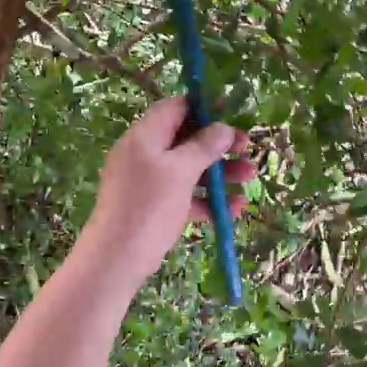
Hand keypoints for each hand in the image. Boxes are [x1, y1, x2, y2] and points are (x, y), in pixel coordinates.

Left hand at [80, 97, 254, 287]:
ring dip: (219, 173)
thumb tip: (223, 127)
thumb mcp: (180, 171)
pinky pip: (183, 196)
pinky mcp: (153, 207)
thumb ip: (203, 146)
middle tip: (246, 149)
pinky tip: (233, 210)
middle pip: (185, 139)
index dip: (203, 108)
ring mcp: (147, 182)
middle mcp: (144, 154)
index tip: (232, 116)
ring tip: (249, 178)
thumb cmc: (149, 206)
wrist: (117, 257)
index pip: (174, 108)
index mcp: (144, 136)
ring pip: (188, 169)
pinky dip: (206, 200)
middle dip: (218, 145)